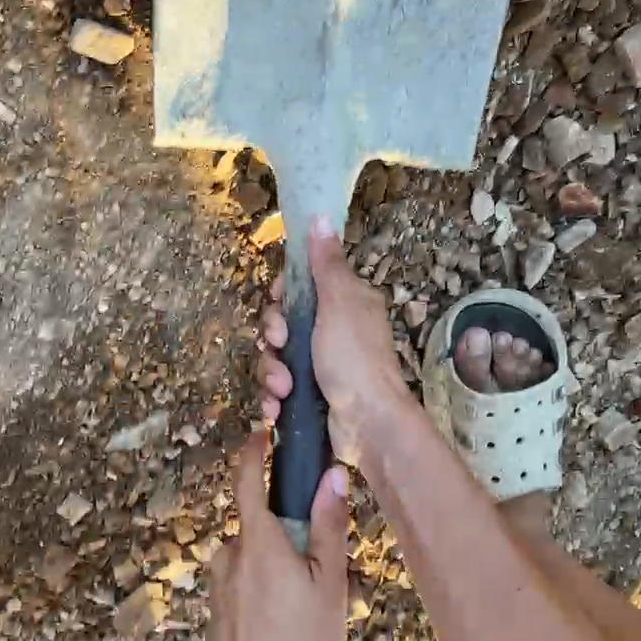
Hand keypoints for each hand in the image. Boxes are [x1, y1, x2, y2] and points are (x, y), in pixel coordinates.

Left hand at [201, 428, 348, 640]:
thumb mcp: (329, 584)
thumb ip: (328, 525)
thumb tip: (332, 474)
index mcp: (257, 540)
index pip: (246, 478)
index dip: (252, 450)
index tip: (261, 432)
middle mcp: (229, 554)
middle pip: (256, 523)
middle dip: (283, 533)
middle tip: (315, 565)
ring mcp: (218, 584)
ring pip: (251, 557)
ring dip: (274, 567)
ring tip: (304, 605)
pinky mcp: (215, 610)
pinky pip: (242, 583)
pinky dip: (262, 590)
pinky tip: (283, 624)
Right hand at [258, 217, 414, 469]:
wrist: (368, 423)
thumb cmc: (355, 357)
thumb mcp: (340, 301)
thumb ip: (326, 263)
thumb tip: (320, 216)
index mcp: (345, 302)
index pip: (302, 286)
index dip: (283, 293)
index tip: (278, 300)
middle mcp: (333, 331)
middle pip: (282, 322)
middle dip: (274, 336)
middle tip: (282, 344)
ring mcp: (321, 366)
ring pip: (276, 357)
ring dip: (272, 372)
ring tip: (283, 387)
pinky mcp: (310, 396)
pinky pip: (278, 388)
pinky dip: (274, 398)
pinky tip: (277, 407)